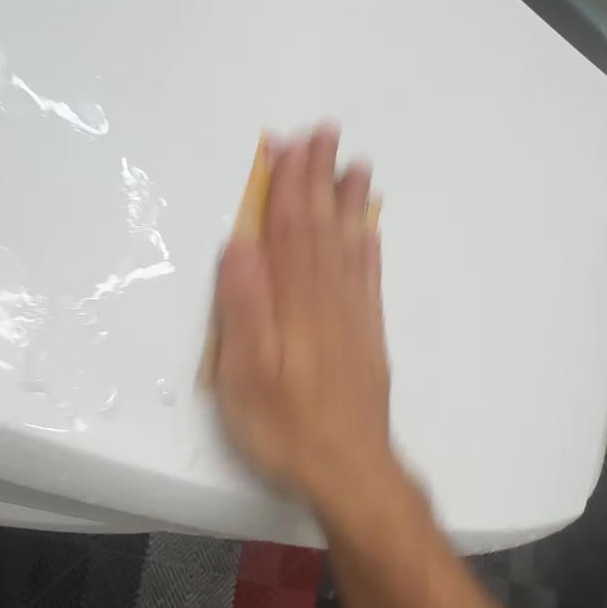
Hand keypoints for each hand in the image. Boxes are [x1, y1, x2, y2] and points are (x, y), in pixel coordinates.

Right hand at [211, 124, 398, 516]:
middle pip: (321, 227)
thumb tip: (238, 243)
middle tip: (324, 133)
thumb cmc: (284, 425)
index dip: (286, 185)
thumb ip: (243, 306)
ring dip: (348, 203)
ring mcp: (352, 317)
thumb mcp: (245, 372)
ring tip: (354, 165)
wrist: (351, 474)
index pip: (288, 230)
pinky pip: (367, 278)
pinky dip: (368, 246)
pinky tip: (368, 229)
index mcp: (294, 303)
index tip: (287, 143)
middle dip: (319, 178)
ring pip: (349, 245)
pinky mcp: (366, 337)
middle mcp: (328, 299)